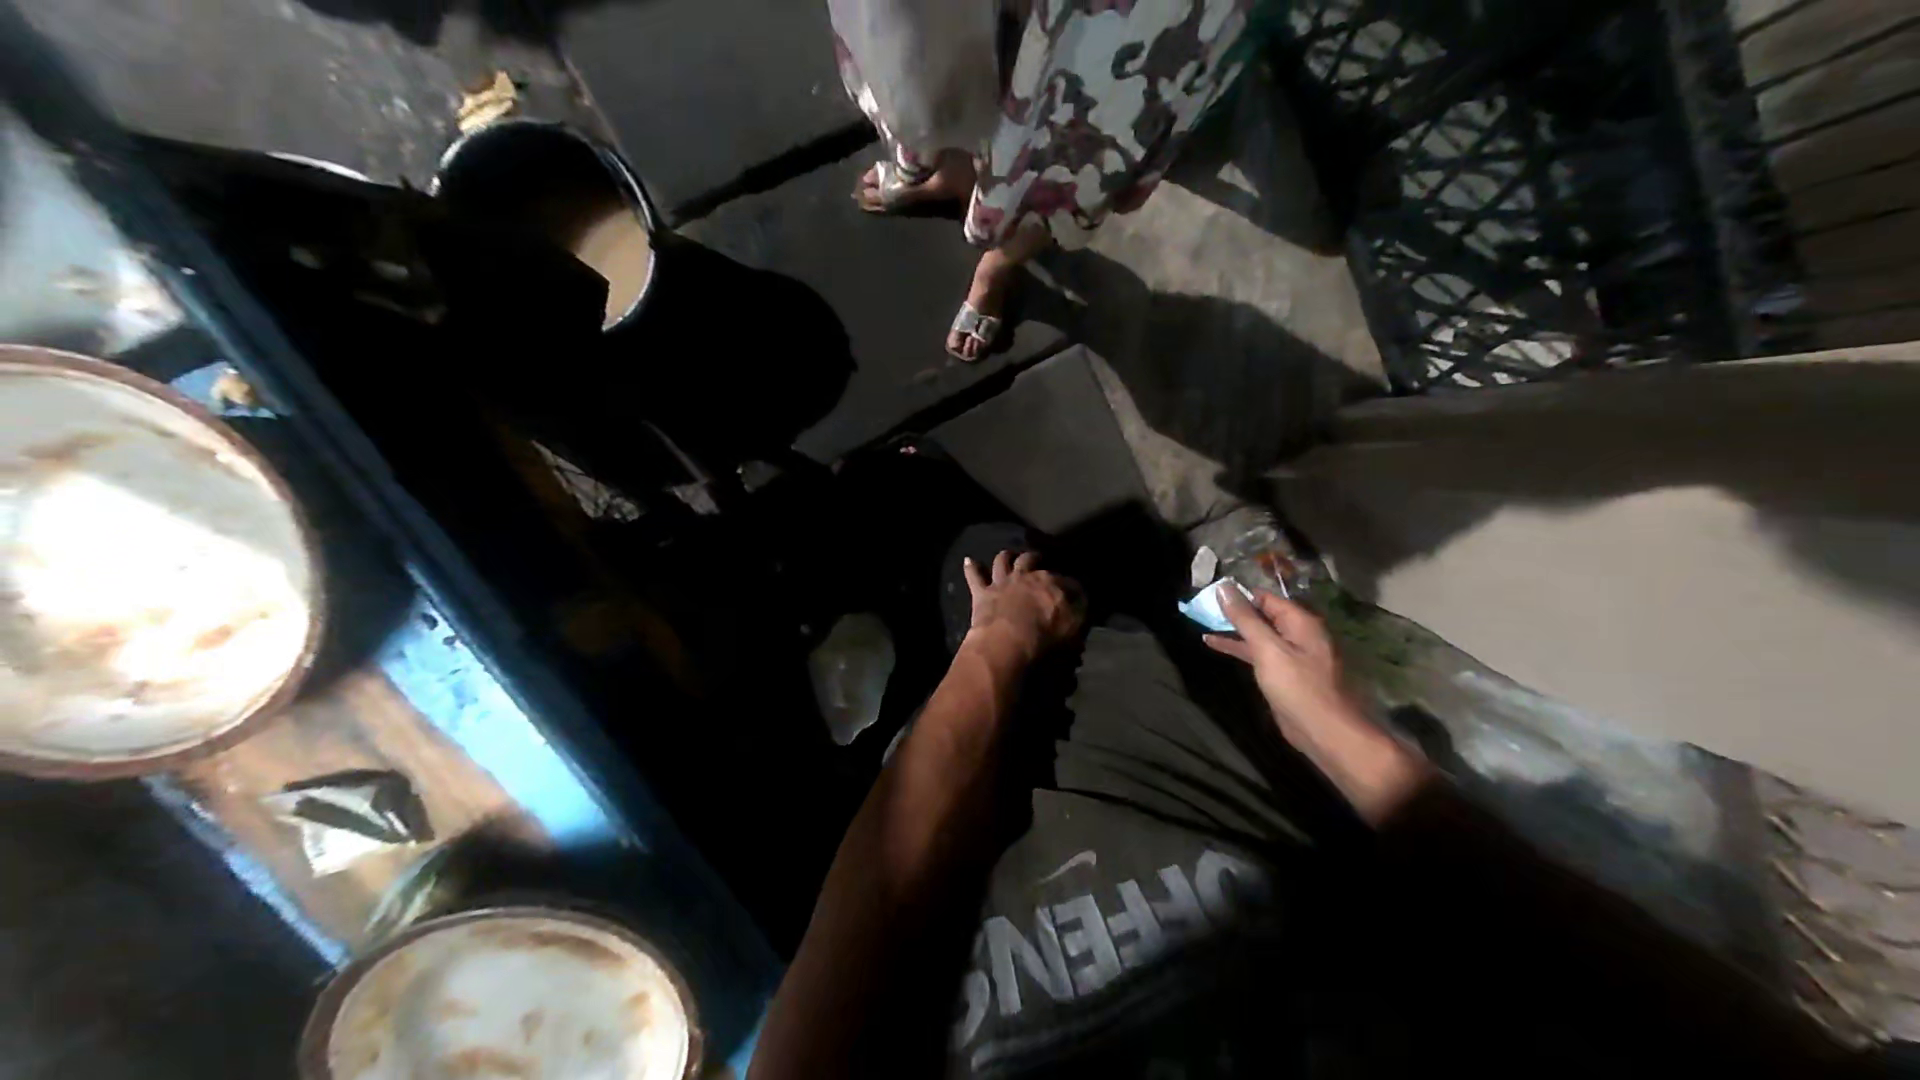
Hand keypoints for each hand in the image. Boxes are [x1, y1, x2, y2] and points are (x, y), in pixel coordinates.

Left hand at [962, 551, 1083, 662]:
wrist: (1006, 642)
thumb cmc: (1044, 638)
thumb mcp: (1073, 630)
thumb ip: (1079, 614)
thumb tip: (1082, 603)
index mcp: (1051, 583)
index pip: (1066, 580)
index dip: (1070, 585)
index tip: (1073, 590)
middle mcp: (1026, 576)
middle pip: (1031, 560)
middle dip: (1035, 558)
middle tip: (1038, 557)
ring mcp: (1002, 582)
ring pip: (1003, 561)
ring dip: (1006, 556)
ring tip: (1008, 554)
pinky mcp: (982, 592)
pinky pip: (974, 576)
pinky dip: (972, 567)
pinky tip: (969, 560)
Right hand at [1204, 586, 1430, 824]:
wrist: (1325, 732)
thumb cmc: (1298, 687)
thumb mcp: (1268, 649)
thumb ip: (1245, 618)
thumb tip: (1225, 587)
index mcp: (1300, 622)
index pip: (1265, 598)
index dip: (1238, 595)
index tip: (1210, 595)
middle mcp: (1298, 633)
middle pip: (1262, 614)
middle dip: (1233, 611)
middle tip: (1201, 607)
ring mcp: (1291, 654)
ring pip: (1258, 633)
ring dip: (1232, 629)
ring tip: (1202, 621)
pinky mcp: (1283, 673)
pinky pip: (1257, 652)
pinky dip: (1238, 647)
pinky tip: (1214, 643)